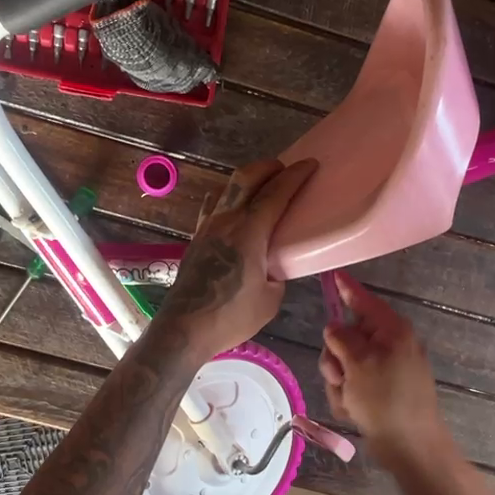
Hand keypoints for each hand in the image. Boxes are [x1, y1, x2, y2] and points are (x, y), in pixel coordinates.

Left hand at [153, 157, 317, 357]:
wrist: (184, 329)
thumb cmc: (231, 317)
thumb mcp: (270, 300)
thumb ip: (276, 276)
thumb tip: (272, 269)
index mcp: (250, 232)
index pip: (276, 193)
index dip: (295, 176)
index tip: (310, 165)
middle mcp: (226, 221)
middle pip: (246, 177)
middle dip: (268, 167)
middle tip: (285, 170)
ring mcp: (206, 227)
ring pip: (226, 188)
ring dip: (247, 181)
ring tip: (261, 188)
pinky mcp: (195, 239)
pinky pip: (212, 207)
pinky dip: (226, 199)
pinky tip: (231, 209)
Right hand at [319, 274, 448, 466]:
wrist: (409, 446)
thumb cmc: (385, 400)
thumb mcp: (358, 364)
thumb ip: (341, 339)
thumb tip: (334, 328)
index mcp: (392, 331)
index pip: (364, 302)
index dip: (347, 290)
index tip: (333, 275)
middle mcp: (391, 346)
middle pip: (348, 337)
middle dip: (336, 358)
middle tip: (339, 376)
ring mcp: (387, 371)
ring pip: (345, 365)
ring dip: (339, 382)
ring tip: (349, 400)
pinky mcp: (382, 392)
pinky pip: (353, 386)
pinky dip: (348, 398)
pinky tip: (354, 412)